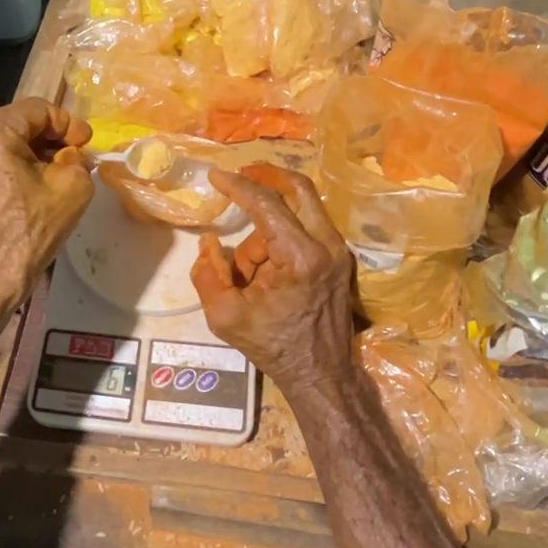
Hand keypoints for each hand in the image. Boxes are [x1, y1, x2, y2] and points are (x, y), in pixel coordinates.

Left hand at [0, 99, 93, 313]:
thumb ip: (78, 160)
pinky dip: (3, 174)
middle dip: (47, 141)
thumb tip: (71, 156)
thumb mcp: (72, 189)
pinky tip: (21, 196)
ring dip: (25, 157)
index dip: (69, 124)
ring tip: (48, 180)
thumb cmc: (27, 231)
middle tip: (72, 161)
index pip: (39, 110)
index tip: (87, 143)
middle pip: (15, 127)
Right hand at [190, 165, 354, 391]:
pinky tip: (264, 269)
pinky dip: (282, 235)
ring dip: (268, 227)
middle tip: (241, 174)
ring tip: (246, 272)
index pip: (267, 204)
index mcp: (300, 257)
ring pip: (300, 210)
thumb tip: (210, 242)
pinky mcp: (340, 259)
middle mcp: (326, 245)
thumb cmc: (273, 346)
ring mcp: (338, 251)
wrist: (320, 373)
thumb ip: (208, 273)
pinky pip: (308, 228)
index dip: (238, 186)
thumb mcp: (225, 316)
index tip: (216, 176)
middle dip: (267, 175)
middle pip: (298, 188)